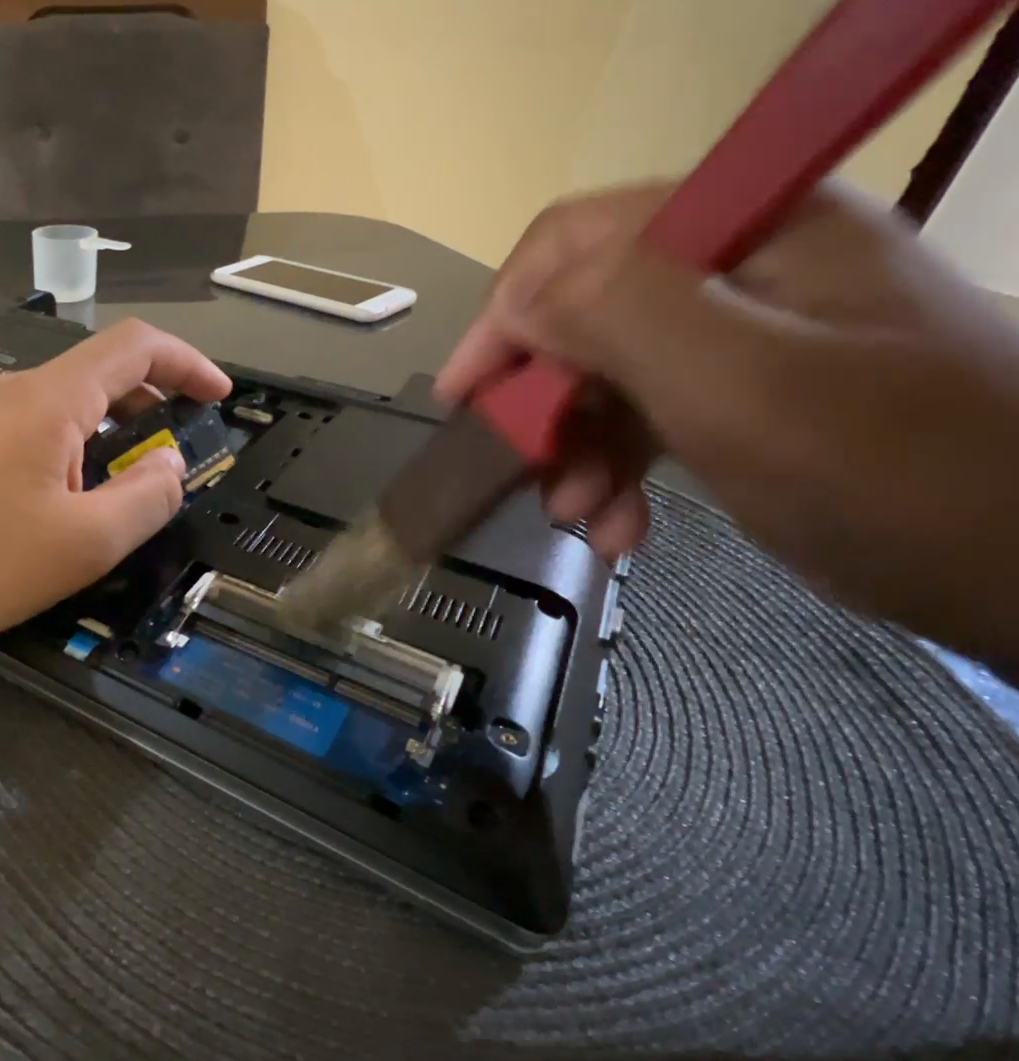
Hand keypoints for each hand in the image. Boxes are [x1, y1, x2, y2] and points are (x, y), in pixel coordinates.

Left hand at [0, 318, 231, 652]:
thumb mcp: (87, 542)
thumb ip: (146, 497)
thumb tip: (170, 463)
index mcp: (48, 400)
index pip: (133, 346)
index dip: (186, 362)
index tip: (218, 396)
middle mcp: (11, 392)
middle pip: (96, 371)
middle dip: (149, 400)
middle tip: (174, 450)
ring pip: (60, 402)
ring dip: (106, 429)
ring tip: (121, 483)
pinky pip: (27, 427)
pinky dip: (67, 445)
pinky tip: (62, 496)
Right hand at [435, 181, 1018, 670]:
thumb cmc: (897, 474)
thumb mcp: (742, 388)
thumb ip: (617, 316)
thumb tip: (516, 300)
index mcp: (752, 230)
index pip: (578, 237)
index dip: (506, 312)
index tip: (465, 398)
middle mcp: (746, 268)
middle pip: (586, 311)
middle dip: (543, 399)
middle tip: (521, 470)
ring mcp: (753, 335)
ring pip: (609, 374)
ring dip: (576, 449)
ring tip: (577, 518)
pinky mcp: (758, 396)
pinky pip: (652, 418)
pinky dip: (620, 473)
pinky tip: (620, 530)